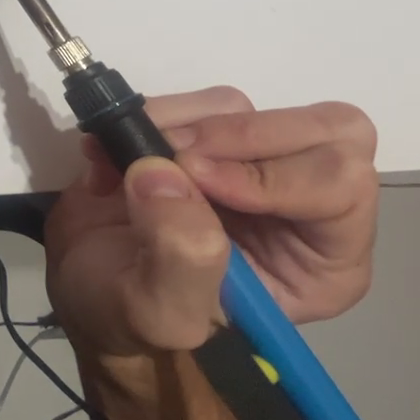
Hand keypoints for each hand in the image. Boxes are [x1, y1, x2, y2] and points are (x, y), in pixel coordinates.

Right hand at [44, 87, 378, 358]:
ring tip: (124, 161)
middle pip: (324, 131)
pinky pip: (191, 102)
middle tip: (168, 154)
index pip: (340, 186)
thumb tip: (165, 174)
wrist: (78, 286)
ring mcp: (245, 164)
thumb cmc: (128, 317)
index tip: (191, 177)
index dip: (267, 173)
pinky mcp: (197, 139)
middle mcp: (300, 205)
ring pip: (243, 109)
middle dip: (237, 135)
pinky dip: (143, 117)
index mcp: (321, 261)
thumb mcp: (160, 313)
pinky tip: (110, 154)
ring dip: (176, 125)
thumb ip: (181, 257)